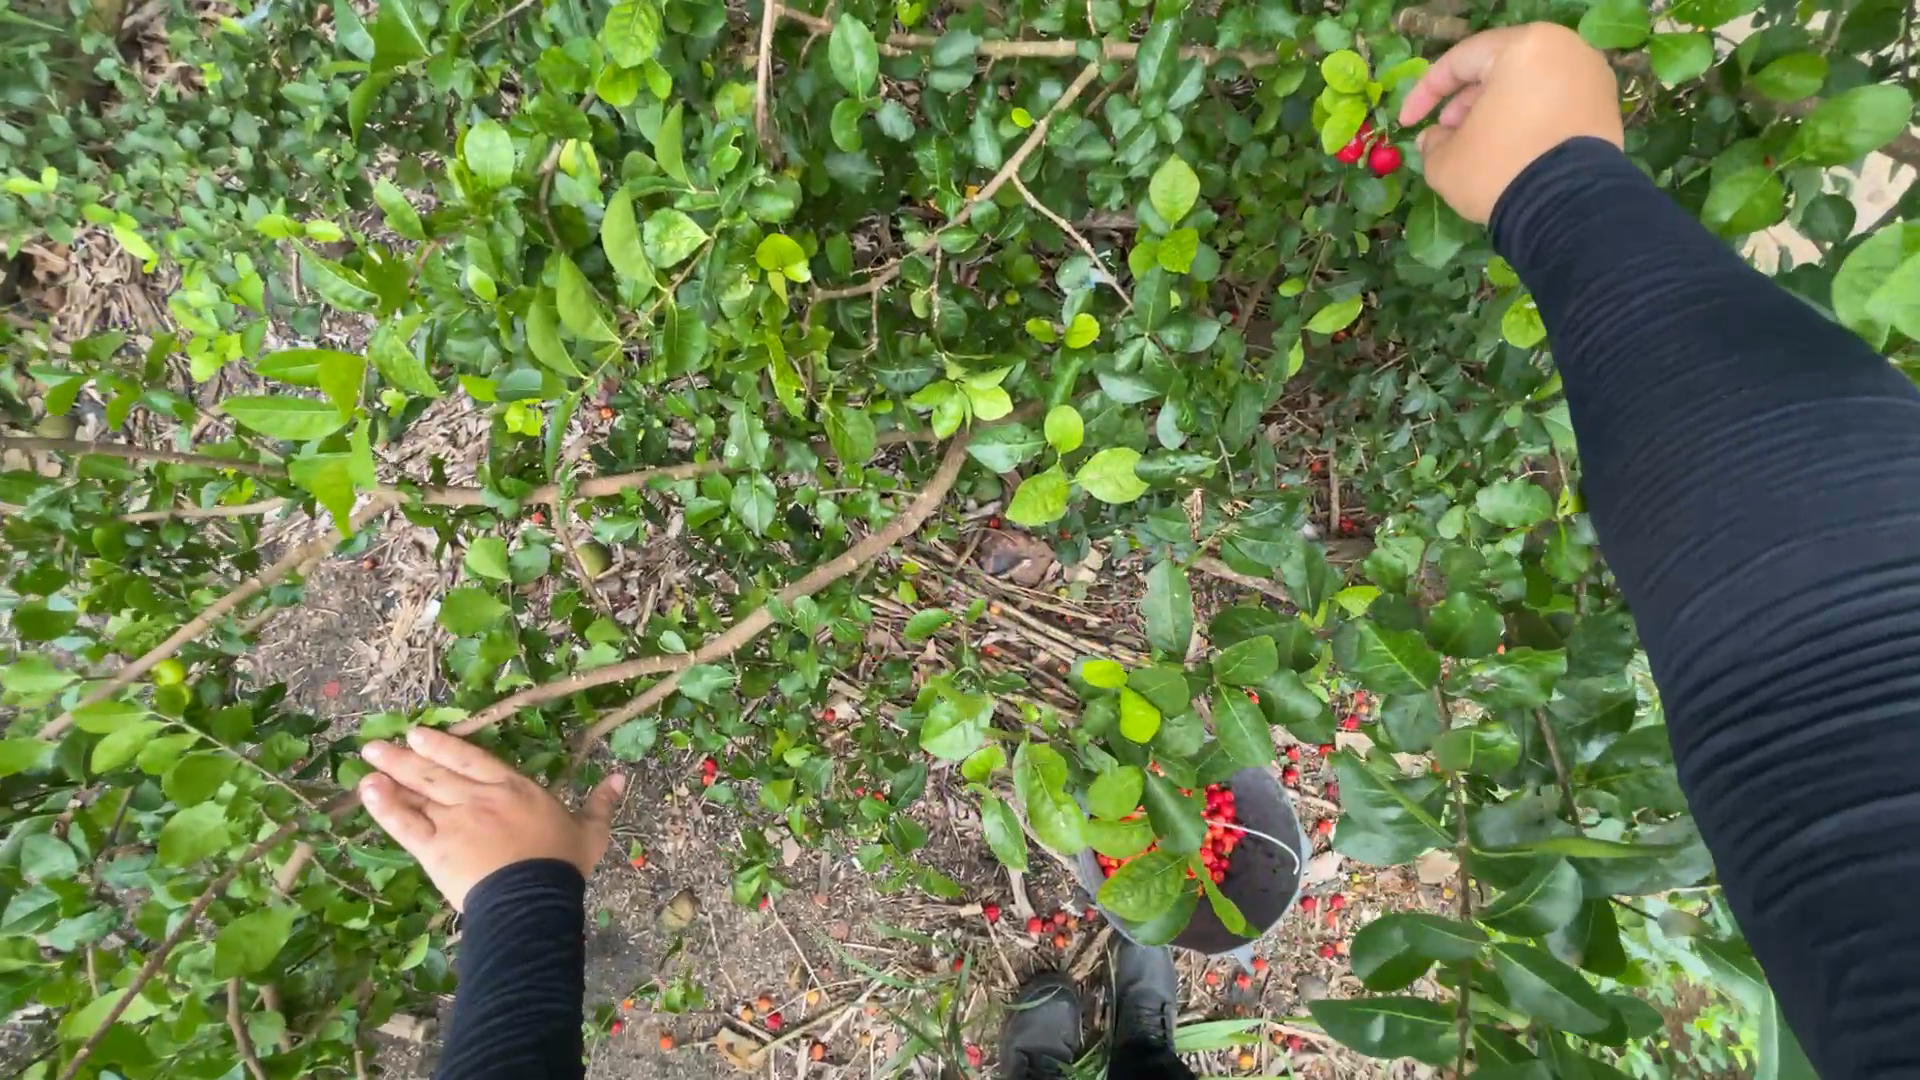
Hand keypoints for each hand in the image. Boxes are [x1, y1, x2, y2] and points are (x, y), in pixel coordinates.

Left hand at [357, 727, 625, 910]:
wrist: (532, 897)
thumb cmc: (562, 862)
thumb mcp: (591, 830)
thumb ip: (601, 802)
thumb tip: (622, 777)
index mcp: (516, 788)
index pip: (474, 759)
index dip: (446, 746)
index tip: (421, 734)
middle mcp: (480, 797)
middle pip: (438, 772)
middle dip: (408, 755)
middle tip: (379, 742)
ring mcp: (455, 821)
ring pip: (418, 792)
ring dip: (391, 774)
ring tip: (367, 760)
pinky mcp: (435, 849)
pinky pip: (404, 825)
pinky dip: (385, 807)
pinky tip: (368, 792)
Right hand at [1398, 23, 1624, 223]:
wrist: (1562, 201)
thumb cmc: (1495, 168)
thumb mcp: (1443, 161)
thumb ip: (1432, 142)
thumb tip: (1434, 136)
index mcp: (1521, 49)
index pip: (1460, 60)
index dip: (1424, 92)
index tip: (1407, 123)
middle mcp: (1563, 49)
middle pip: (1498, 67)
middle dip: (1463, 101)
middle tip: (1444, 133)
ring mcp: (1590, 75)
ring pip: (1526, 84)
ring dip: (1493, 110)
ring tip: (1474, 145)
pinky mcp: (1603, 103)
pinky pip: (1551, 103)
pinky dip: (1523, 119)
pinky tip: (1506, 151)